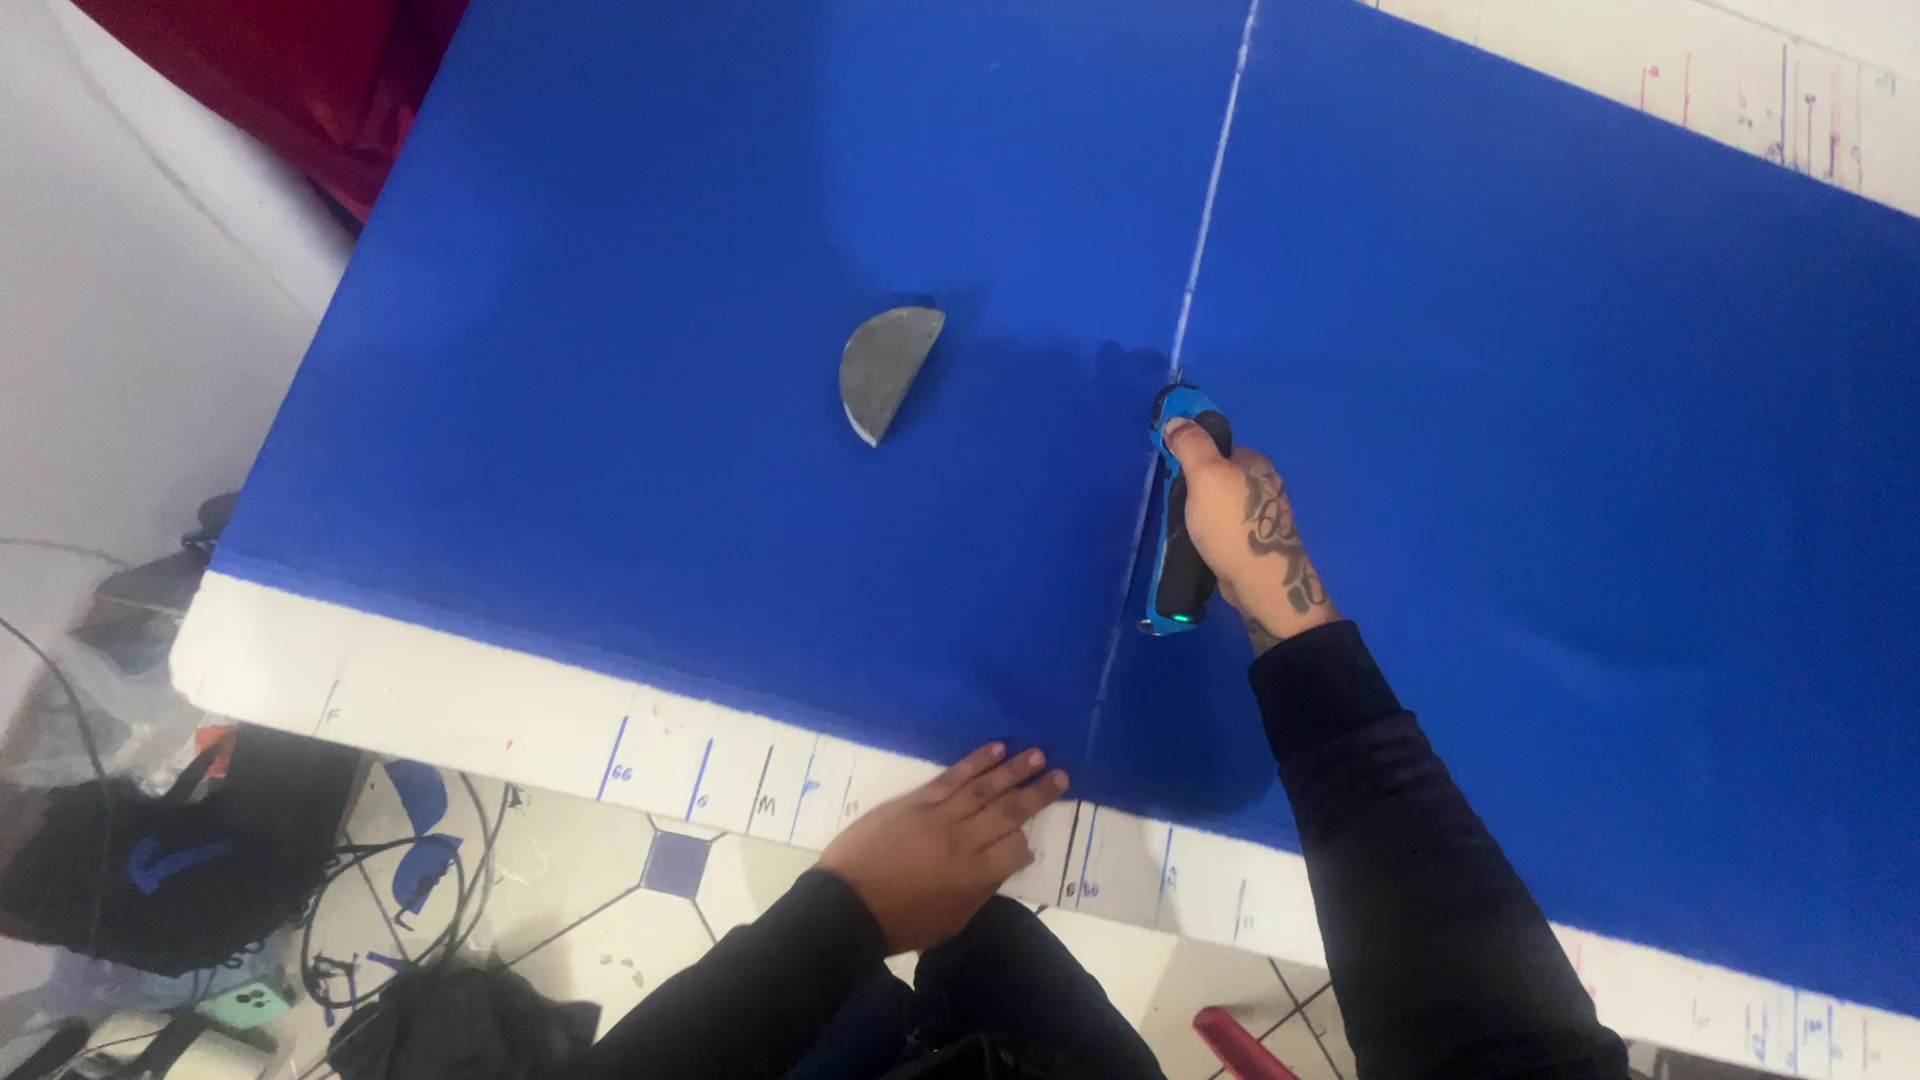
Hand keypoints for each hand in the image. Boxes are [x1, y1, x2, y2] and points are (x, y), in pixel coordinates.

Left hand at [815, 742, 1067, 953]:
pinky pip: (953, 777)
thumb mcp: (948, 922)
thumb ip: (980, 892)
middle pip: (1008, 812)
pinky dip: (976, 762)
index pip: (1015, 850)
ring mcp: (939, 815)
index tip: (1030, 841)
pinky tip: (997, 749)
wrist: (846, 904)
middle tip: (1062, 775)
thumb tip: (1004, 865)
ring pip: (985, 787)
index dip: (1026, 844)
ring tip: (1038, 754)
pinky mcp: (917, 800)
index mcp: (972, 876)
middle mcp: (962, 840)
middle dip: (1037, 793)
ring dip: (1014, 769)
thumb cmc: (898, 922)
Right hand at [1162, 416, 1340, 652]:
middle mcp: (1264, 485)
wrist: (1261, 581)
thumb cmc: (1230, 524)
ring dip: (1202, 513)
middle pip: (1219, 477)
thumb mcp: (1205, 475)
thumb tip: (1175, 420)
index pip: (1219, 448)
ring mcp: (1262, 516)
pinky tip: (1201, 544)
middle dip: (1196, 489)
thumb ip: (1191, 445)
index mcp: (1257, 463)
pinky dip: (1212, 533)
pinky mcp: (1256, 543)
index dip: (1193, 457)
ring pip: (1222, 504)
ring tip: (1186, 528)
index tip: (1174, 476)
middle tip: (1178, 505)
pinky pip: (1226, 528)